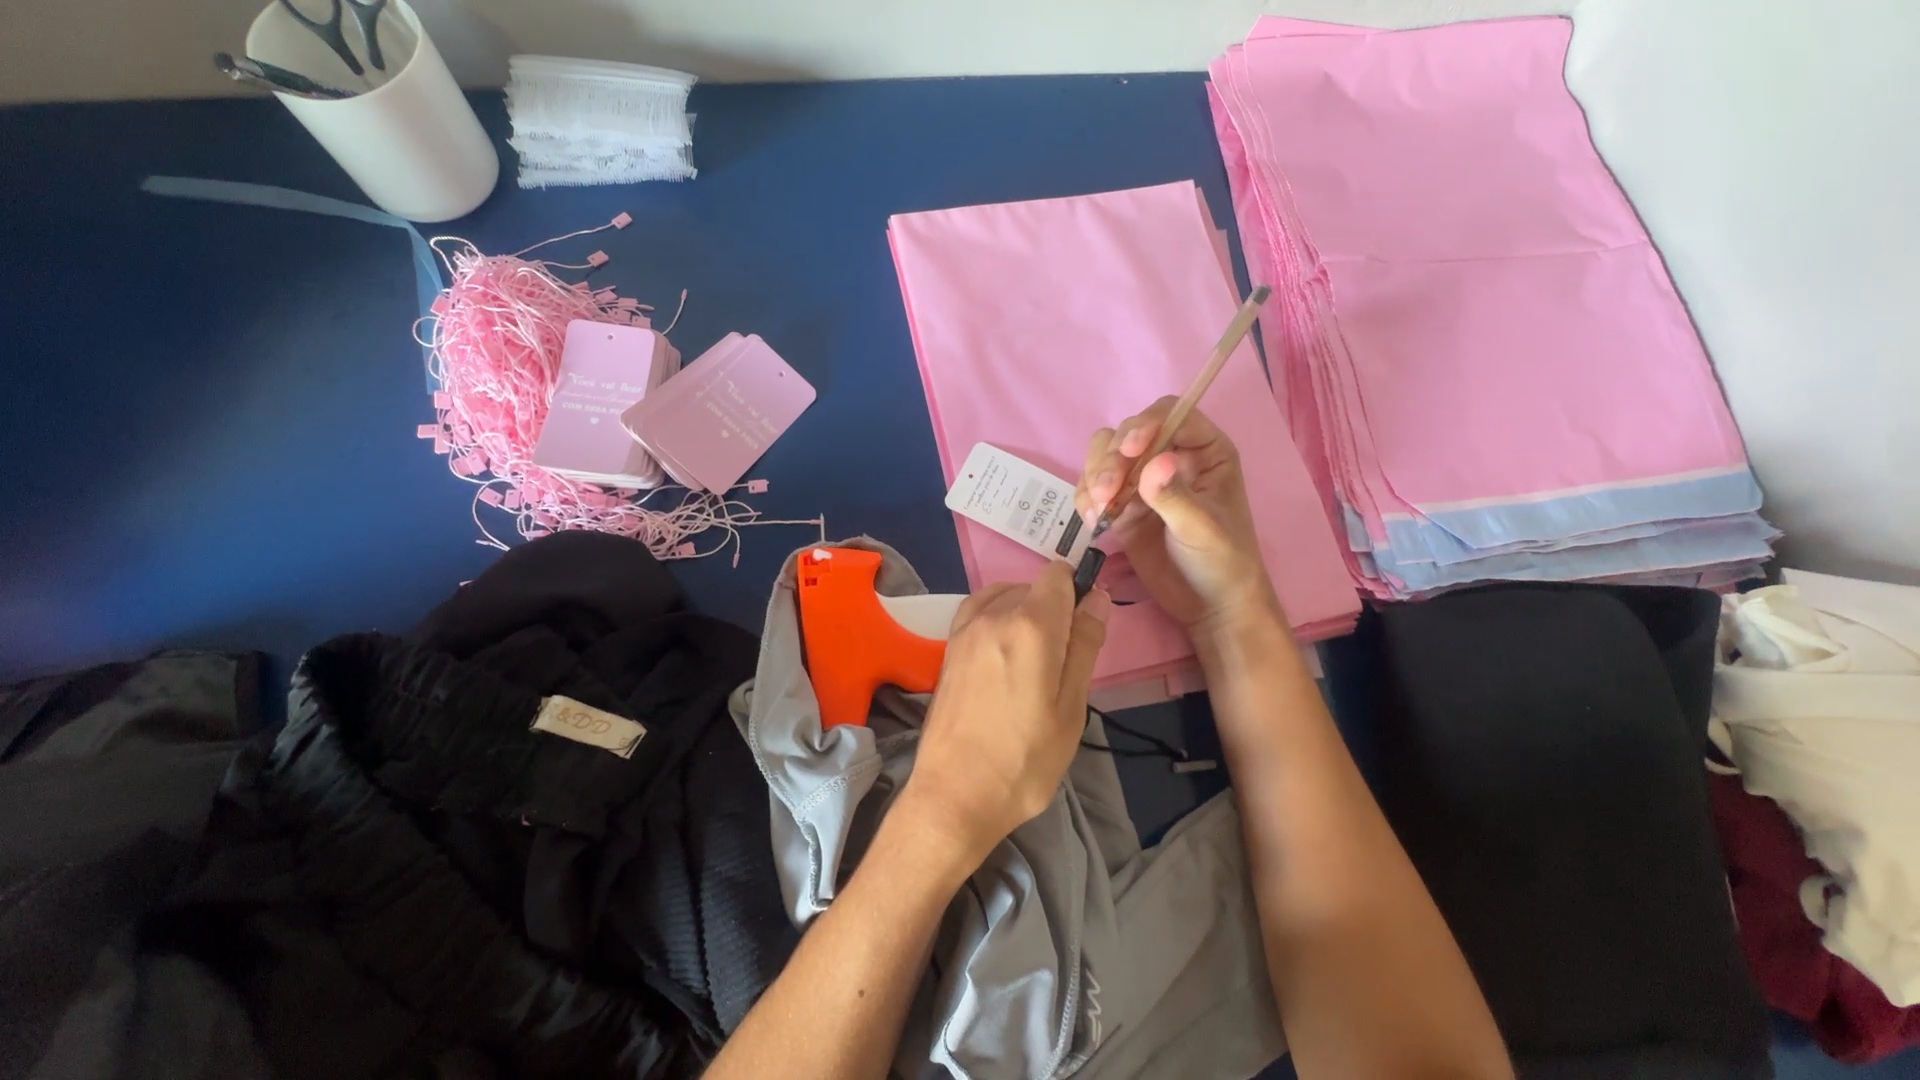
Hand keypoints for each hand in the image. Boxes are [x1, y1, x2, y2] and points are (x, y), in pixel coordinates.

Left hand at [899, 561, 1110, 865]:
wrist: (954, 795)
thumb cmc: (1024, 760)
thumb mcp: (1071, 708)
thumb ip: (1085, 645)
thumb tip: (1097, 597)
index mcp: (1030, 626)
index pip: (1057, 575)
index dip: (1078, 589)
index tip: (1087, 625)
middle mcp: (993, 616)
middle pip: (1032, 587)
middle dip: (1055, 608)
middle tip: (1066, 659)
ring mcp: (964, 631)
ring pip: (1005, 596)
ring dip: (1025, 613)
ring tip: (1037, 660)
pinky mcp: (947, 649)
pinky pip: (979, 611)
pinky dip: (998, 617)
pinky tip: (1007, 651)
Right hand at [1075, 398, 1279, 632]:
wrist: (1210, 606)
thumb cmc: (1222, 562)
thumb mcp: (1202, 529)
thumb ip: (1175, 496)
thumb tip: (1156, 462)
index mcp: (1204, 450)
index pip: (1169, 415)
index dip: (1145, 424)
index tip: (1130, 450)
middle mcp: (1171, 456)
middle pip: (1128, 433)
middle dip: (1111, 459)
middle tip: (1106, 493)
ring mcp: (1143, 481)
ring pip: (1105, 455)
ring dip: (1094, 476)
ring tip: (1099, 510)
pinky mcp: (1122, 506)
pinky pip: (1093, 487)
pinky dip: (1086, 498)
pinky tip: (1095, 521)